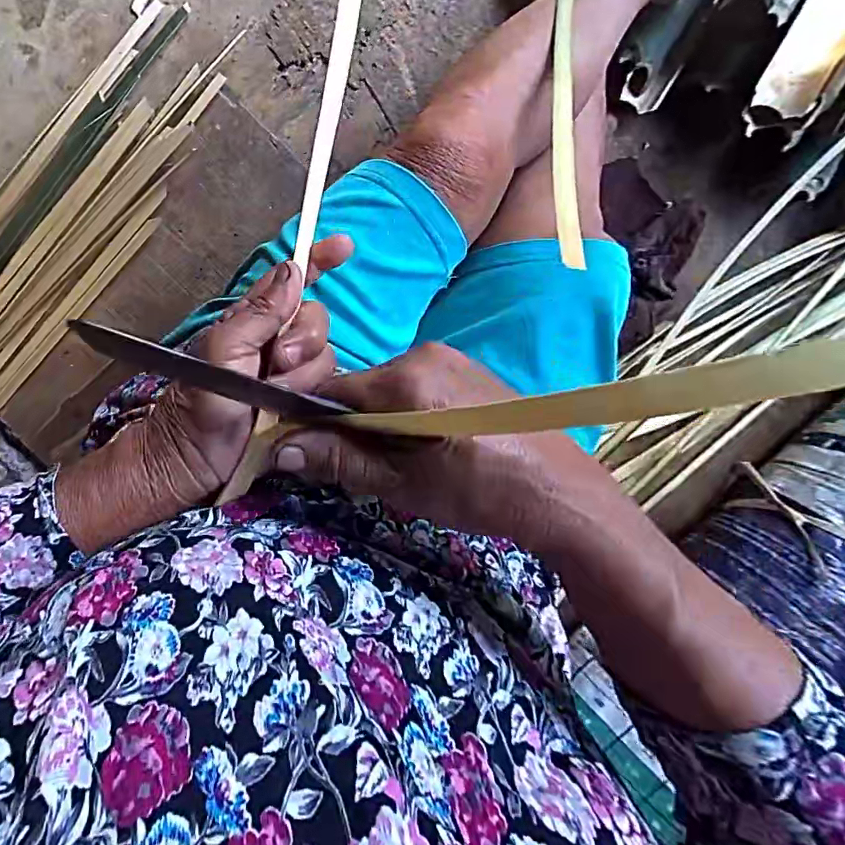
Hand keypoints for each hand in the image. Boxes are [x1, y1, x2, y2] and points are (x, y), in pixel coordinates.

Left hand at [56, 236, 351, 551]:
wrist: (194, 462)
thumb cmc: (197, 404)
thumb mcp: (222, 351)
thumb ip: (260, 313)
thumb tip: (293, 269)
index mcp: (253, 320)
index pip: (292, 279)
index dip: (318, 260)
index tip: (344, 246)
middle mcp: (276, 341)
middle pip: (316, 319)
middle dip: (303, 339)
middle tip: (276, 364)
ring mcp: (291, 374)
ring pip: (326, 356)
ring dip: (302, 376)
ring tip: (273, 397)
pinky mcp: (303, 403)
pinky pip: (329, 387)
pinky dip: (315, 395)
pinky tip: (294, 408)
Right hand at [275, 342, 803, 731]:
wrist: (562, 491)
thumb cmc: (484, 491)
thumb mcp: (407, 484)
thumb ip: (345, 460)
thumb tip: (282, 450)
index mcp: (408, 376)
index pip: (333, 389)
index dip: (309, 422)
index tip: (295, 454)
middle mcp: (426, 353)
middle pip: (361, 387)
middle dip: (346, 425)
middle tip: (350, 470)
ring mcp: (451, 358)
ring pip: (388, 388)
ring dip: (377, 422)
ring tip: (392, 466)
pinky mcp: (468, 371)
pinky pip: (416, 387)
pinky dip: (404, 415)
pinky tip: (422, 448)